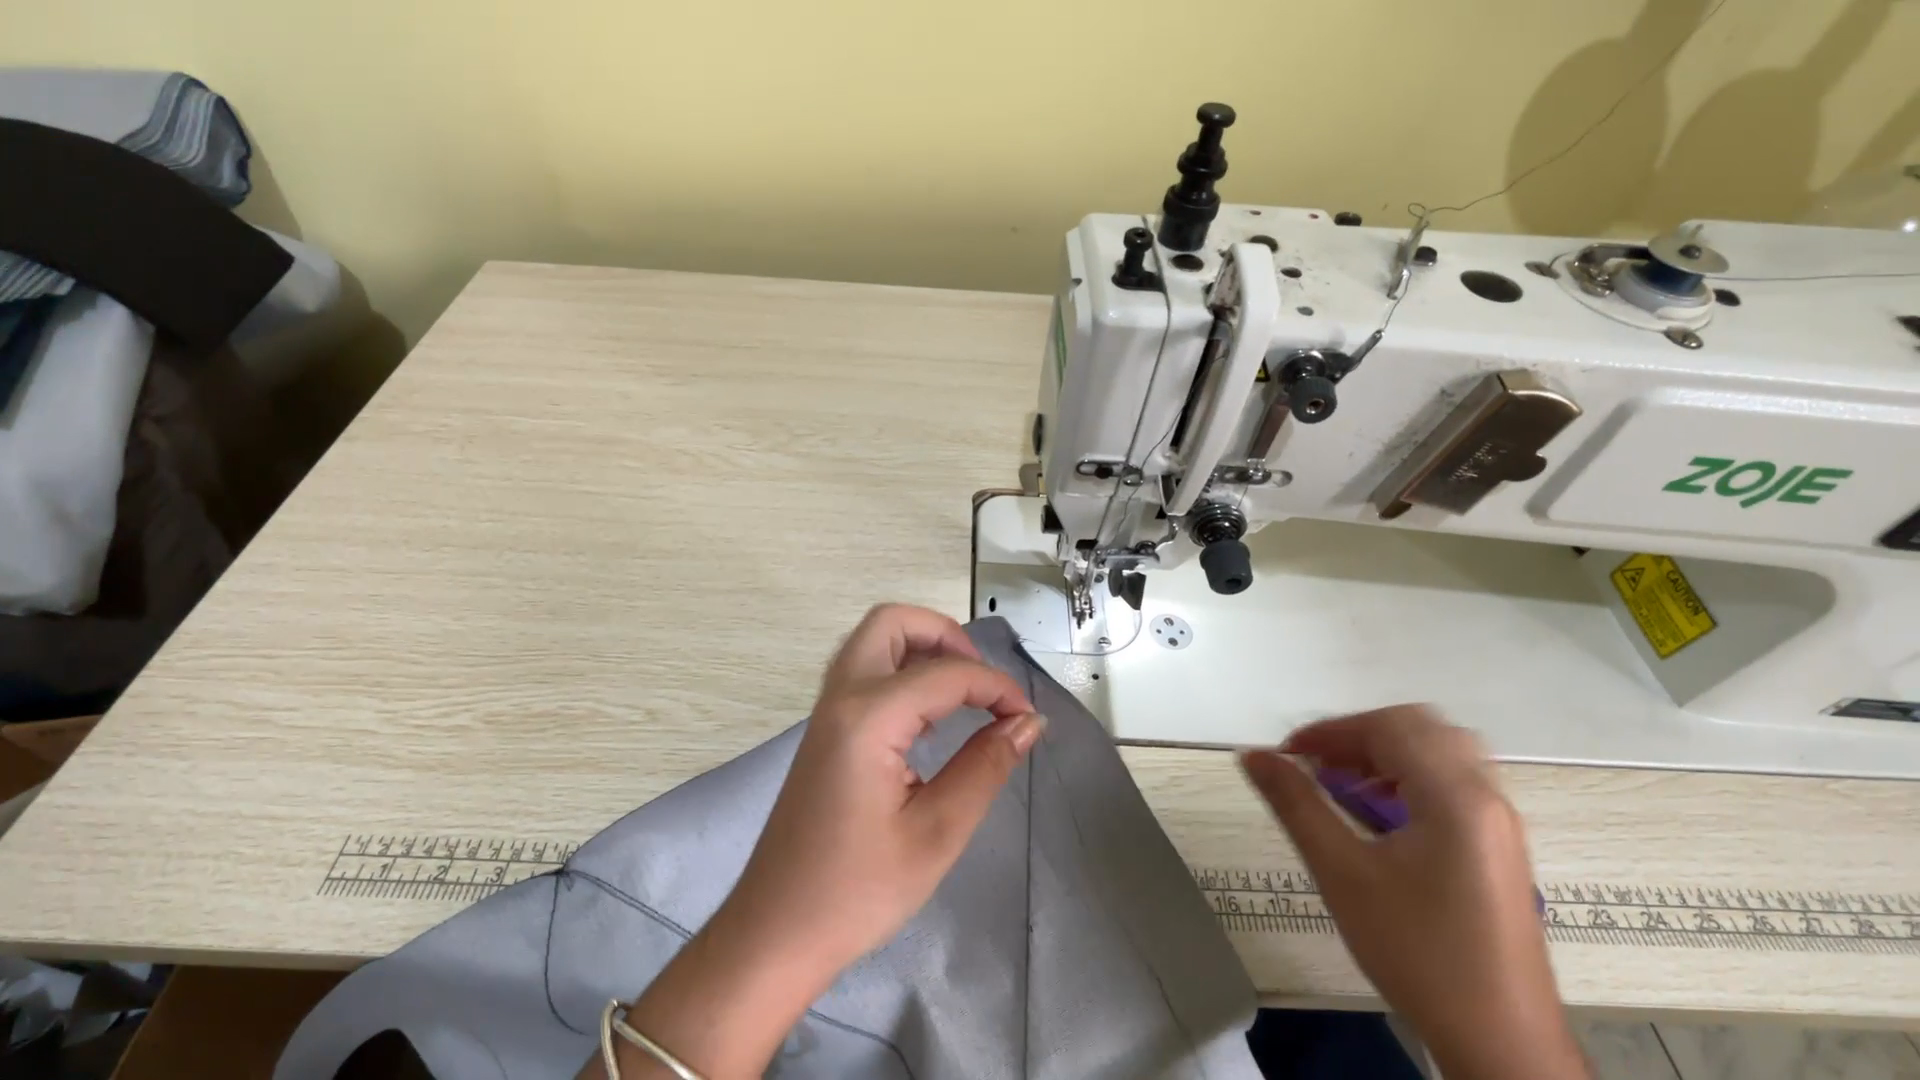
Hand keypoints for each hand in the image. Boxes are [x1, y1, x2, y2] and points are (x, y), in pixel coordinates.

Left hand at [599, 605, 1042, 1079]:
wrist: (777, 932)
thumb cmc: (858, 891)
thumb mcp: (937, 833)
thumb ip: (986, 766)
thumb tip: (1027, 722)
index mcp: (868, 718)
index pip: (946, 674)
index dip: (997, 687)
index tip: (1029, 719)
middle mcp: (840, 698)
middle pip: (891, 623)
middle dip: (946, 636)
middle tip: (984, 683)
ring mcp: (825, 714)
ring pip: (872, 643)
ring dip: (921, 649)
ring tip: (965, 693)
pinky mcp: (823, 734)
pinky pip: (863, 673)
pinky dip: (902, 671)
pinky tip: (930, 718)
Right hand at [1239, 706, 1586, 1079]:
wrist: (1499, 1038)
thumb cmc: (1416, 952)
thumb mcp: (1343, 874)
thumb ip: (1296, 805)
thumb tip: (1253, 757)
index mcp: (1455, 795)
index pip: (1389, 727)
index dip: (1331, 731)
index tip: (1286, 755)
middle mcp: (1487, 796)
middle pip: (1421, 729)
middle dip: (1360, 736)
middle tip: (1316, 763)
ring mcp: (1500, 822)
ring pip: (1443, 754)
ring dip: (1388, 755)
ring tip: (1343, 785)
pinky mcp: (1500, 847)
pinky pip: (1456, 784)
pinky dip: (1412, 779)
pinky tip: (1379, 817)